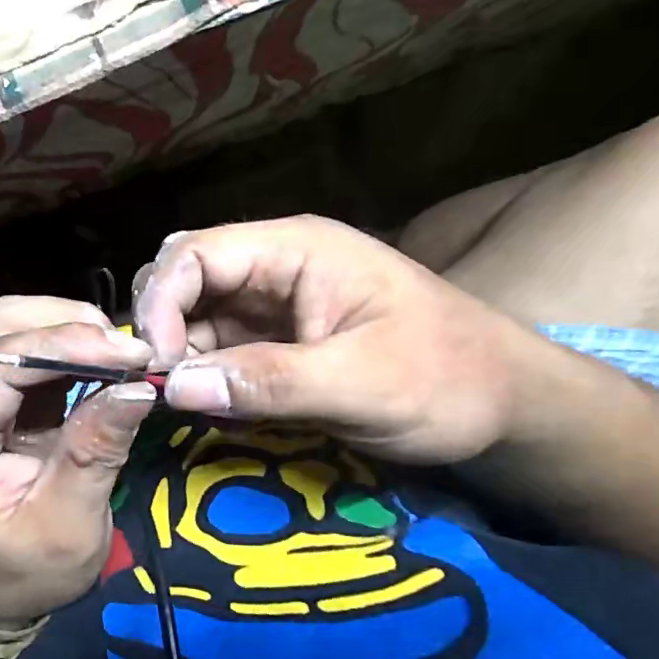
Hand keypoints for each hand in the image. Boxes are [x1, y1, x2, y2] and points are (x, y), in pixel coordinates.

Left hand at [0, 298, 158, 624]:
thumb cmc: (23, 571)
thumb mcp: (67, 524)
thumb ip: (94, 451)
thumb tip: (139, 384)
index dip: (66, 345)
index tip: (134, 352)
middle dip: (66, 327)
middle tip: (129, 352)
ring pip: (8, 330)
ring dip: (67, 332)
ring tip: (119, 358)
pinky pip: (23, 353)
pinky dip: (65, 350)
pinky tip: (101, 367)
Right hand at [132, 217, 571, 464]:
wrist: (502, 408)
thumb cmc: (448, 381)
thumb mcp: (363, 384)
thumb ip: (268, 382)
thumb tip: (173, 387)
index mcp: (295, 250)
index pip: (194, 254)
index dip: (160, 303)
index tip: (157, 365)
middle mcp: (270, 268)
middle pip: (179, 279)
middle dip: (156, 326)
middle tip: (156, 382)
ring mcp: (265, 305)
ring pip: (185, 316)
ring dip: (170, 355)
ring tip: (171, 399)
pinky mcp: (265, 342)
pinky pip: (207, 349)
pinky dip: (191, 375)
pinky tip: (194, 403)